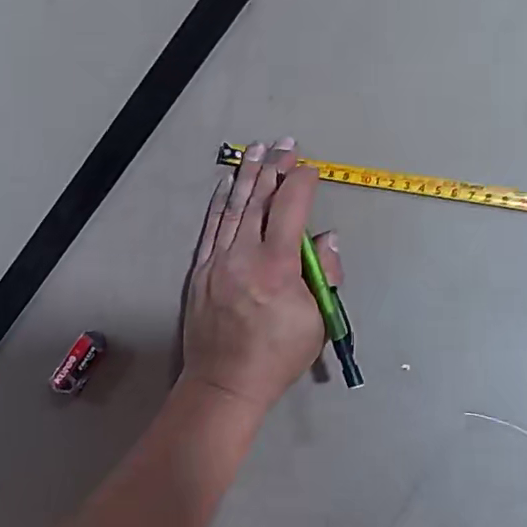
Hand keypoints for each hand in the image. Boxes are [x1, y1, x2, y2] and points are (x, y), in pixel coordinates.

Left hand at [181, 138, 342, 413]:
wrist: (224, 381)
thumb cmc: (277, 356)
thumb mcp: (318, 321)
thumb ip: (324, 275)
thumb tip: (325, 240)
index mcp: (276, 268)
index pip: (290, 211)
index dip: (302, 184)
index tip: (310, 169)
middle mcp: (243, 257)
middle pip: (259, 202)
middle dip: (273, 170)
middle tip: (284, 145)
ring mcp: (217, 262)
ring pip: (232, 209)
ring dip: (246, 178)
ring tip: (256, 151)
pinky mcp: (200, 271)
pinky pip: (210, 229)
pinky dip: (218, 204)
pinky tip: (224, 186)